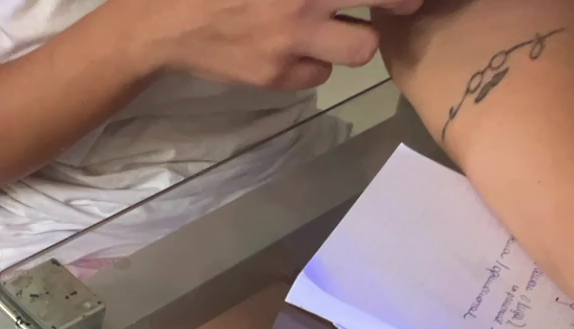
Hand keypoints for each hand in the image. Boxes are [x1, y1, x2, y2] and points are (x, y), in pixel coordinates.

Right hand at [134, 0, 421, 90]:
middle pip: (386, 0)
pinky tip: (292, 52)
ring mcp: (294, 40)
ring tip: (338, 30)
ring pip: (360, 48)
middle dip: (400, 1)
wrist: (171, 22)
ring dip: (356, 38)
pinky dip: (312, 63)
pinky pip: (317, 74)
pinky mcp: (276, 75)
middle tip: (403, 3)